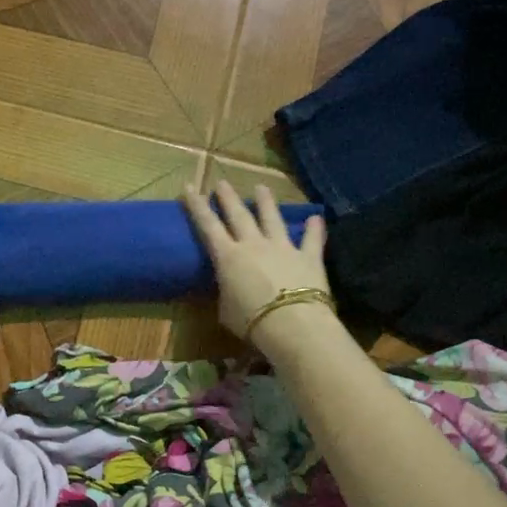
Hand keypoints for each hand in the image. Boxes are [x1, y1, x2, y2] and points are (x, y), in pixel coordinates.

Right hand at [183, 180, 328, 344]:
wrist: (292, 324)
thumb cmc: (251, 321)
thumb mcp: (226, 310)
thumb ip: (227, 293)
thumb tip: (229, 289)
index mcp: (228, 257)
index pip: (207, 226)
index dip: (197, 206)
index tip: (190, 186)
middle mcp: (254, 245)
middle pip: (238, 215)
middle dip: (228, 198)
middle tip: (222, 182)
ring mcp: (283, 248)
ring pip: (272, 218)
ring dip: (266, 202)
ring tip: (261, 187)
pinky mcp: (308, 257)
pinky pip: (312, 239)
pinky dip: (314, 228)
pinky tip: (316, 217)